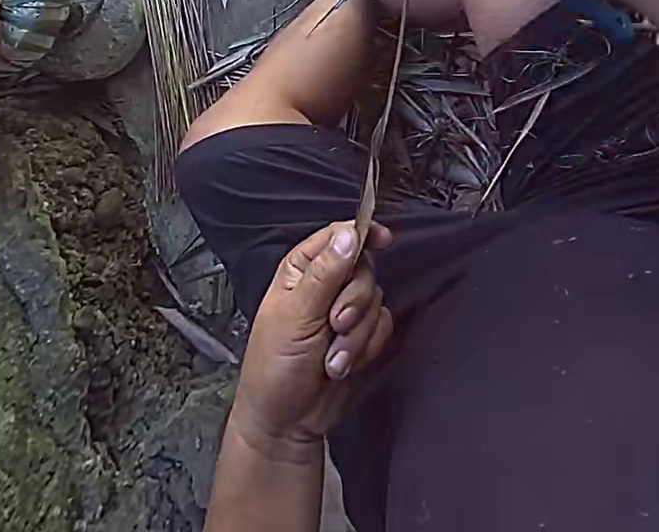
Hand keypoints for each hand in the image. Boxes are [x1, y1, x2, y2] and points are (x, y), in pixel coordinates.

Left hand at [228, 221, 395, 463]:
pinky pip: (382, 325)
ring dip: (357, 334)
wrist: (285, 424)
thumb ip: (325, 274)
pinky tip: (343, 364)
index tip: (384, 239)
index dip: (363, 233)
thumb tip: (350, 235)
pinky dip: (366, 348)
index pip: (339, 236)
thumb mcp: (296, 316)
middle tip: (335, 324)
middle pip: (364, 268)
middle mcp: (325, 283)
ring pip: (375, 299)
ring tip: (331, 356)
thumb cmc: (274, 368)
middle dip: (355, 300)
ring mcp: (343, 308)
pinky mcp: (360, 333)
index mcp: (302, 268)